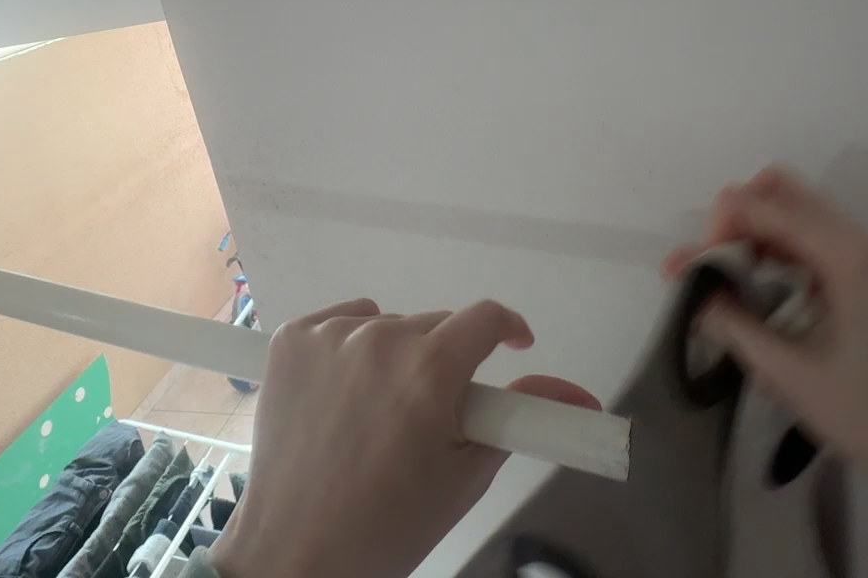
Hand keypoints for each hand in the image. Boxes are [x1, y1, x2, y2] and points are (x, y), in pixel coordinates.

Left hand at [208, 298, 598, 577]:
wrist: (298, 549)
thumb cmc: (392, 523)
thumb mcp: (468, 473)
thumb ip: (519, 418)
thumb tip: (576, 393)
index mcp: (431, 370)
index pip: (485, 317)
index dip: (507, 328)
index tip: (513, 343)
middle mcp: (380, 338)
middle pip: (434, 326)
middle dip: (445, 359)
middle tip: (431, 410)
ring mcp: (330, 334)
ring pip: (386, 325)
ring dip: (395, 355)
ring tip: (377, 410)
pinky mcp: (291, 337)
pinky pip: (340, 320)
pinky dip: (349, 345)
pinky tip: (341, 390)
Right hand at [666, 166, 867, 498]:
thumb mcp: (787, 370)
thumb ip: (728, 320)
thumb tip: (685, 283)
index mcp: (845, 255)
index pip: (762, 205)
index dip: (719, 229)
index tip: (697, 273)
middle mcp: (858, 243)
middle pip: (781, 190)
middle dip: (736, 216)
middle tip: (715, 263)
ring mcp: (867, 261)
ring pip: (795, 213)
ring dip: (754, 232)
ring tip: (728, 280)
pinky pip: (811, 241)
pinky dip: (776, 250)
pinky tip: (760, 293)